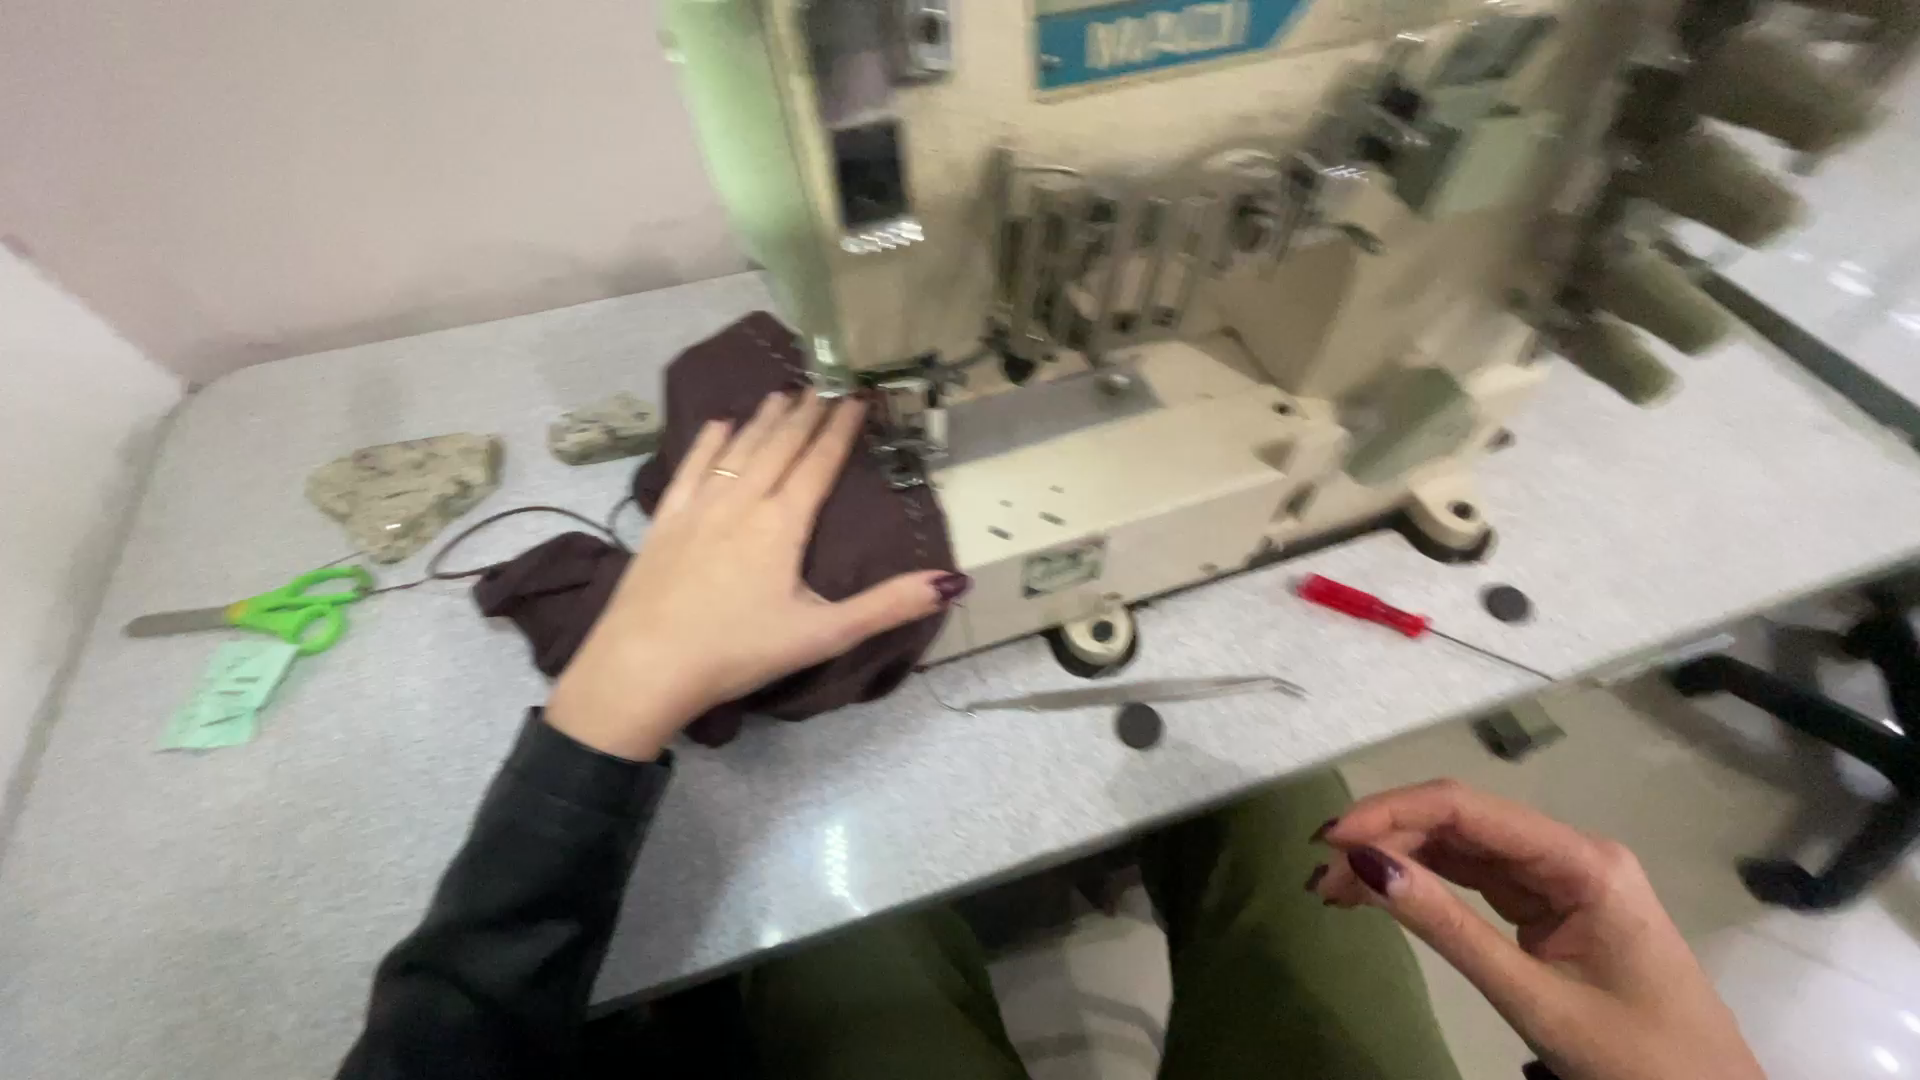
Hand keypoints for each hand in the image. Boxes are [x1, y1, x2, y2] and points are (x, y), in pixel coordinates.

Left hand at [546, 391, 967, 760]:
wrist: (643, 669)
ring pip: (738, 450)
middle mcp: (741, 503)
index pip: (818, 463)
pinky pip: (691, 469)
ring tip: (782, 394)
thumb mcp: (823, 635)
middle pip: (779, 446)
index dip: (840, 429)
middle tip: (825, 384)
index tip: (857, 397)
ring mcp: (698, 509)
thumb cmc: (738, 652)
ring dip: (763, 420)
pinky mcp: (664, 522)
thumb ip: (888, 606)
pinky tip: (717, 425)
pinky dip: (707, 443)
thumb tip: (953, 582)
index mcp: (782, 524)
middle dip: (806, 414)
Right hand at [1309, 779, 1763, 1079]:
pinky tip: (1378, 891)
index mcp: (1582, 861)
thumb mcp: (1537, 1001)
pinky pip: (1466, 876)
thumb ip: (1448, 929)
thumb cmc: (1644, 1065)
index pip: (1466, 808)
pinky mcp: (1540, 902)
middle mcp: (1565, 853)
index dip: (1390, 812)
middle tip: (1324, 875)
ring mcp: (1552, 876)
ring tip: (1335, 887)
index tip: (1331, 838)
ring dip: (1393, 860)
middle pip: (1454, 821)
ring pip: (1453, 846)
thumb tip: (1362, 866)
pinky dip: (1418, 883)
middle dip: (1384, 841)